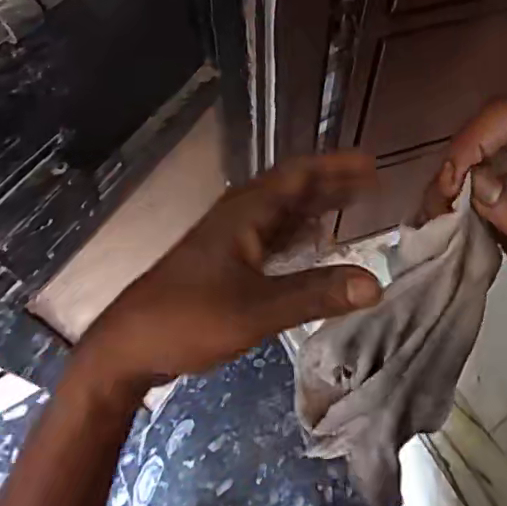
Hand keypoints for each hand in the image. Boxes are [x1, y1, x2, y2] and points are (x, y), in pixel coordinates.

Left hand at [71, 153, 384, 393]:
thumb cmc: (191, 317)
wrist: (131, 343)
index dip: (334, 167)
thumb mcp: (258, 309)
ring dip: (314, 206)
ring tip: (350, 203)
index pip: (298, 175)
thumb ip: (315, 294)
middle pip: (292, 189)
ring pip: (281, 212)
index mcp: (246, 211)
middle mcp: (239, 214)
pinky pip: (270, 235)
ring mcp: (229, 237)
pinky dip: (296, 234)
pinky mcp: (225, 260)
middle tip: (370, 180)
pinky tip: (312, 244)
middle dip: (330, 183)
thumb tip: (374, 283)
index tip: (370, 162)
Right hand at [426, 100, 506, 358]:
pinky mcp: (506, 216)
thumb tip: (476, 182)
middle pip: (482, 138)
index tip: (454, 180)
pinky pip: (469, 199)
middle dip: (455, 165)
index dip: (476, 137)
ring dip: (447, 189)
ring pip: (469, 167)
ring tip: (436, 223)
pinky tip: (439, 232)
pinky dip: (449, 211)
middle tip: (440, 208)